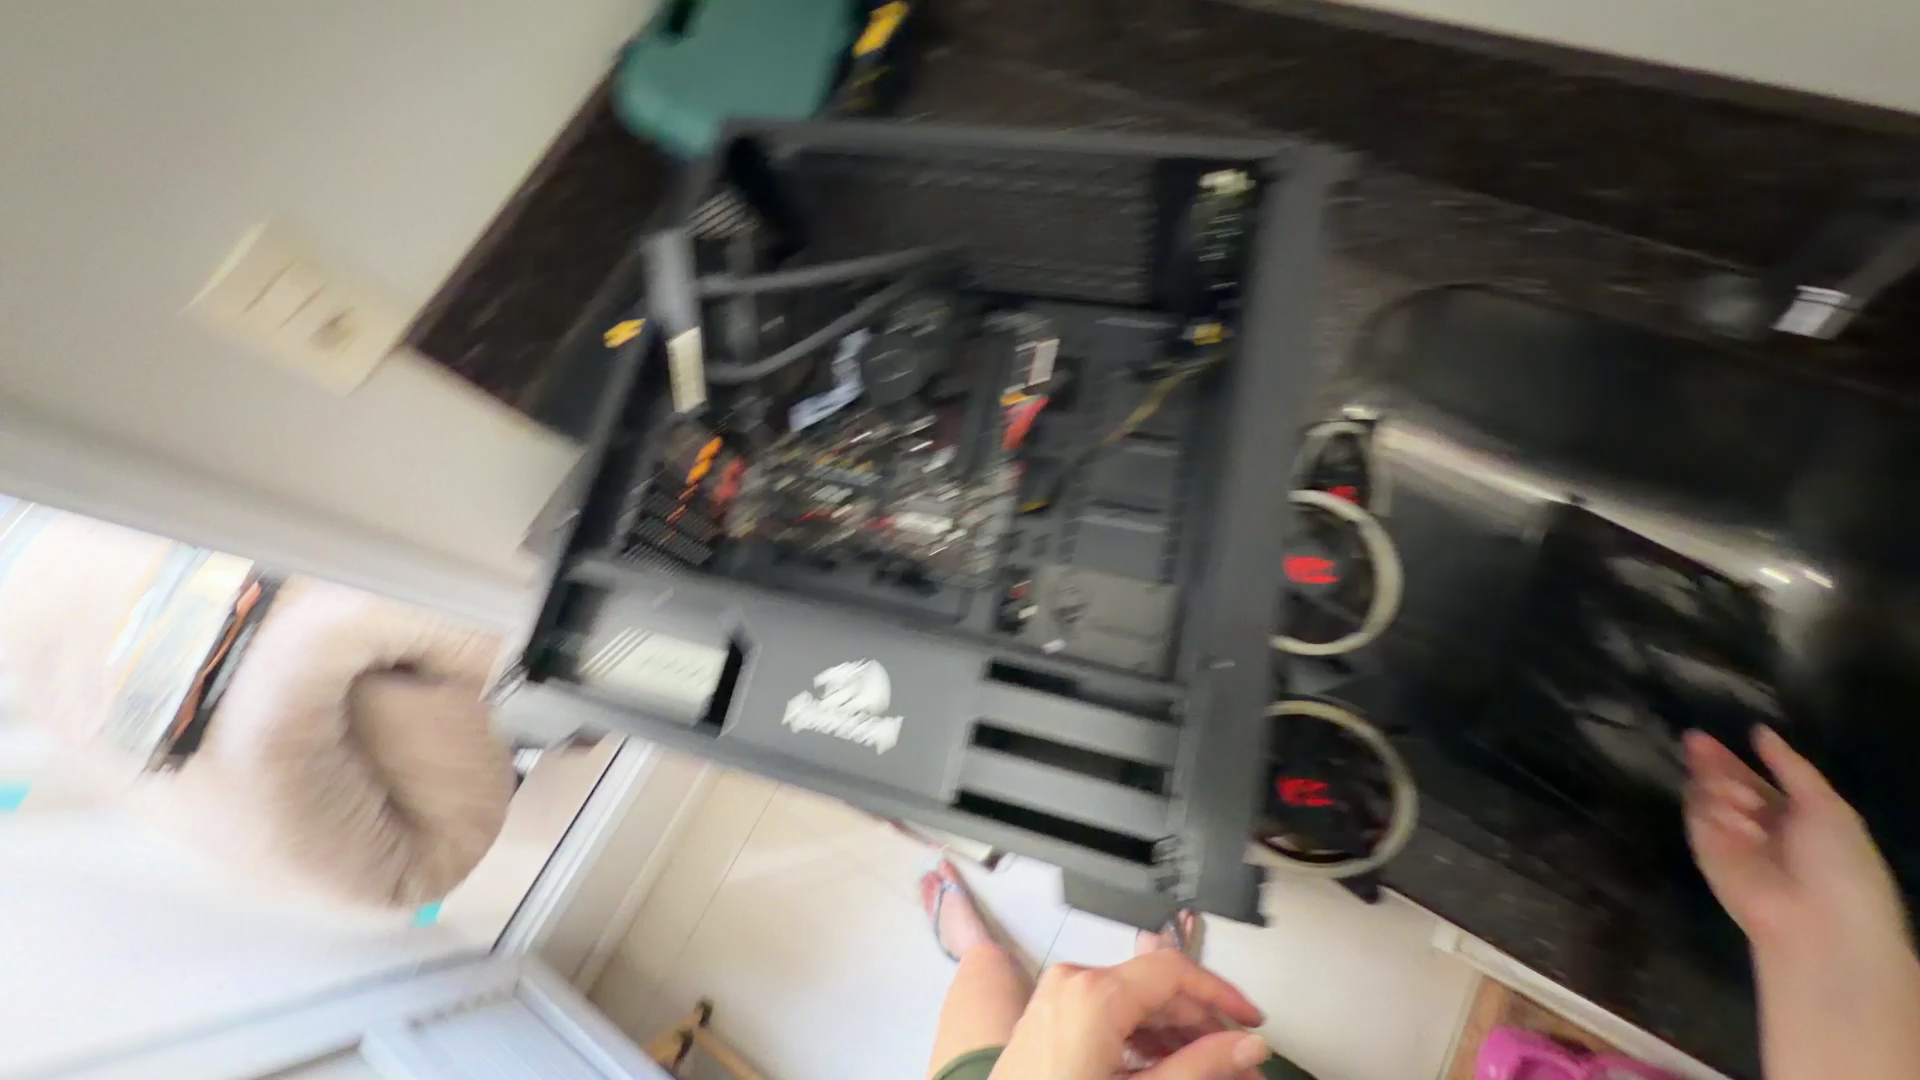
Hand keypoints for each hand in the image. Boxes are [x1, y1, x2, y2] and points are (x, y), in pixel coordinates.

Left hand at [989, 950, 1271, 1079]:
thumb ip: (1198, 1066)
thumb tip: (1245, 1045)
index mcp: (1094, 993)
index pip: (1174, 970)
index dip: (1221, 993)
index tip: (1252, 1022)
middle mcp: (1074, 980)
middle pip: (1156, 987)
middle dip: (1202, 1026)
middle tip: (1241, 1066)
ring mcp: (1058, 994)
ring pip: (1134, 1002)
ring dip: (1175, 1035)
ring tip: (1210, 1072)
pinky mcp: (1052, 1012)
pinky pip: (1109, 1013)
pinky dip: (1142, 1039)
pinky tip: (1167, 1070)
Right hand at [1683, 726, 1908, 960]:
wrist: (1816, 919)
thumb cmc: (1839, 864)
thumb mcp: (1828, 808)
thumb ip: (1790, 767)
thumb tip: (1759, 731)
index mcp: (1793, 813)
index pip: (1752, 776)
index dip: (1731, 757)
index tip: (1706, 735)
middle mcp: (1755, 821)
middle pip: (1720, 780)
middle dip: (1710, 761)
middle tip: (1695, 741)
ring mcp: (1726, 833)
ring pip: (1705, 791)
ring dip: (1717, 786)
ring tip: (1738, 800)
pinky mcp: (1702, 845)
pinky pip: (1696, 813)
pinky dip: (1710, 809)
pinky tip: (1731, 817)